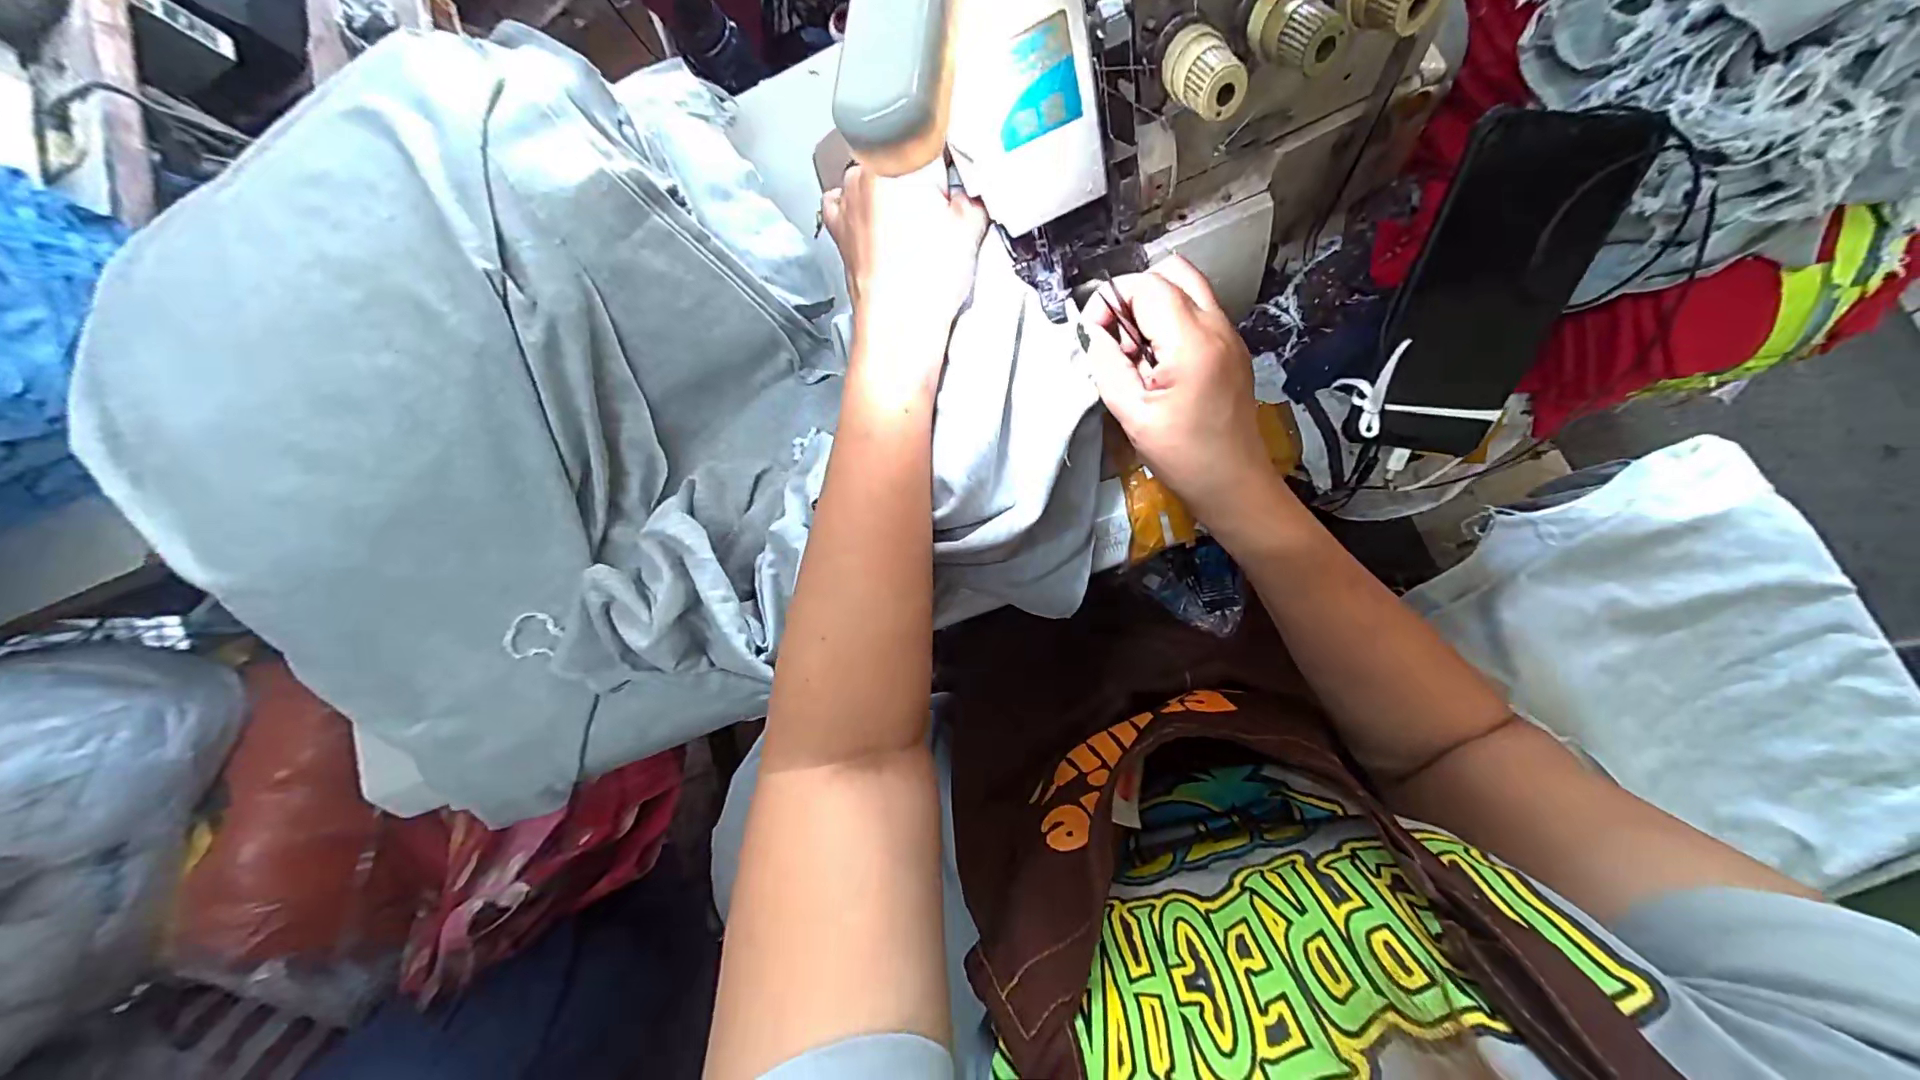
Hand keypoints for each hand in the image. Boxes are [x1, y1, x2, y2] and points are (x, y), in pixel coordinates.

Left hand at [823, 163, 988, 359]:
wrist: (897, 327)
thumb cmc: (926, 284)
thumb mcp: (971, 227)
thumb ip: (975, 192)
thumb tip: (973, 186)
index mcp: (902, 155)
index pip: (932, 130)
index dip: (953, 148)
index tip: (961, 167)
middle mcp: (866, 169)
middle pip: (902, 152)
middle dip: (923, 173)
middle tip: (942, 206)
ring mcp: (847, 197)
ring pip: (876, 175)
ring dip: (894, 191)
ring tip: (916, 227)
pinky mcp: (839, 225)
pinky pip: (848, 201)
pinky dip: (866, 208)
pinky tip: (884, 228)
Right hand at [1081, 256, 1284, 529]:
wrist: (1234, 484)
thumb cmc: (1184, 457)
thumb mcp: (1132, 413)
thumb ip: (1106, 364)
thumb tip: (1090, 332)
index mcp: (1193, 341)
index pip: (1146, 285)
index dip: (1111, 301)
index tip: (1095, 335)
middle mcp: (1218, 327)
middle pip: (1171, 272)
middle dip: (1134, 294)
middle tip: (1116, 335)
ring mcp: (1229, 336)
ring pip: (1186, 290)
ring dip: (1152, 308)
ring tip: (1135, 352)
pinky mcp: (1230, 350)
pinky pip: (1197, 315)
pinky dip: (1169, 324)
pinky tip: (1157, 365)